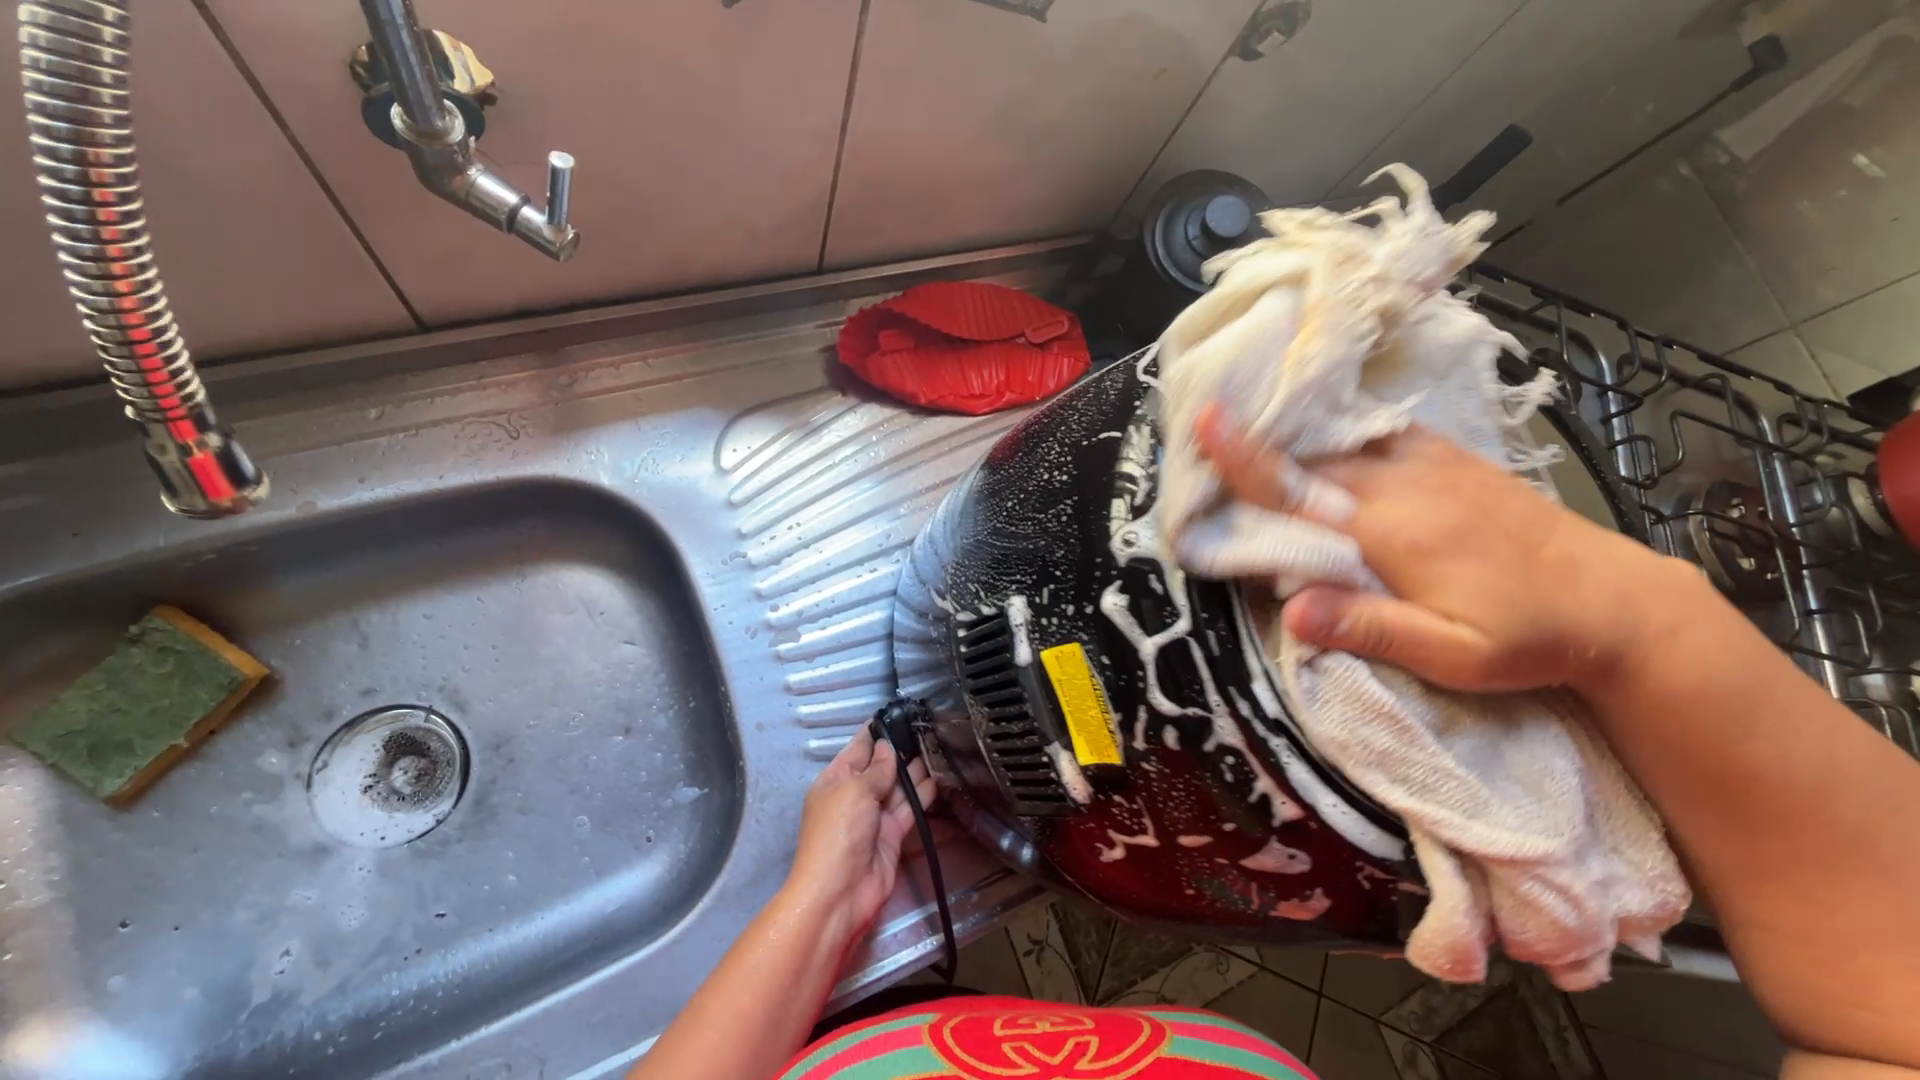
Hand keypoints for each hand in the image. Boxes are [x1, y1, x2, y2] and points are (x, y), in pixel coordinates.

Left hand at [784, 727, 936, 943]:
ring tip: (937, 747)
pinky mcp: (892, 835)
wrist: (840, 893)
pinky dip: (922, 795)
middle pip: (881, 767)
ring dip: (915, 770)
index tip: (899, 714)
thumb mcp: (853, 791)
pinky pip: (909, 808)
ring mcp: (874, 817)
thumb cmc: (837, 834)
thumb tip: (888, 748)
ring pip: (898, 787)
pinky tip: (937, 778)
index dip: (877, 732)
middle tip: (927, 728)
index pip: (858, 748)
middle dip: (901, 750)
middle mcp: (854, 795)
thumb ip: (876, 769)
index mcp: (835, 780)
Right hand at [1195, 405, 1694, 694]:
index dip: (1247, 457)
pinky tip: (1325, 436)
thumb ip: (1372, 628)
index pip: (1300, 490)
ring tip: (1252, 425)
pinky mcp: (1452, 460)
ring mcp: (1432, 464)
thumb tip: (1290, 609)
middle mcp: (1404, 484)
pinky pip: (1379, 433)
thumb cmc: (1527, 638)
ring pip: (1342, 440)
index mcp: (1391, 531)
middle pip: (1309, 458)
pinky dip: (1338, 431)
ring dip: (1293, 433)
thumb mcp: (1453, 655)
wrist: (1618, 603)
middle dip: (1255, 444)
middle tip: (1206, 434)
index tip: (1206, 421)